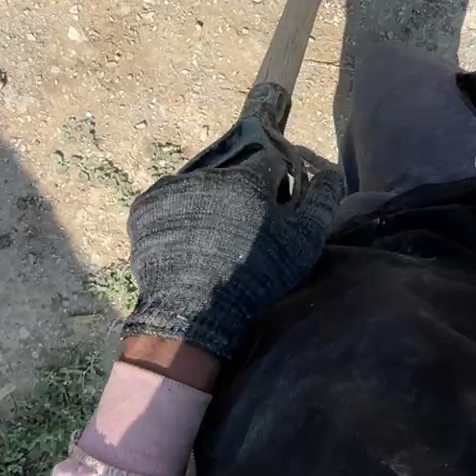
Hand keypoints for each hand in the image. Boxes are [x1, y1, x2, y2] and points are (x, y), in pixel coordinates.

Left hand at [123, 110, 344, 360]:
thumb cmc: (257, 277)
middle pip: (232, 174)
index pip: (269, 161)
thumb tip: (331, 171)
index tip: (274, 206)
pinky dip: (178, 215)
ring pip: (200, 186)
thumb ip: (322, 201)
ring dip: (209, 202)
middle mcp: (208, 174)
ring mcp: (172, 188)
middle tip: (243, 228)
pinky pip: (168, 201)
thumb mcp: (303, 243)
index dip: (276, 183)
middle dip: (241, 194)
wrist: (195, 314)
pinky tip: (186, 241)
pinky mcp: (144, 207)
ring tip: (211, 239)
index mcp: (248, 178)